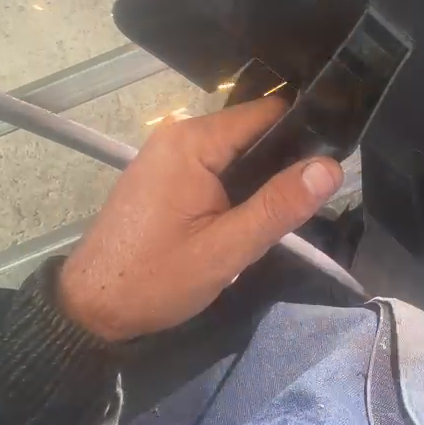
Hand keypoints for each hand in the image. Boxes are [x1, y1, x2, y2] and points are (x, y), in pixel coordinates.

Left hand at [57, 97, 342, 341]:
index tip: (334, 161)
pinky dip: (239, 182)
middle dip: (285, 158)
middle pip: (254, 129)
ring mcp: (169, 152)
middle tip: (312, 197)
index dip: (305, 132)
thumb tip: (332, 168)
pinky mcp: (166, 173)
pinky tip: (251, 212)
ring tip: (287, 207)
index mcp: (194, 141)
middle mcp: (180, 134)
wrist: (89, 312)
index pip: (268, 113)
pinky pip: (217, 163)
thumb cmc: (155, 279)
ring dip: (262, 174)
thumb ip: (279, 205)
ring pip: (238, 149)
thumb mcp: (227, 249)